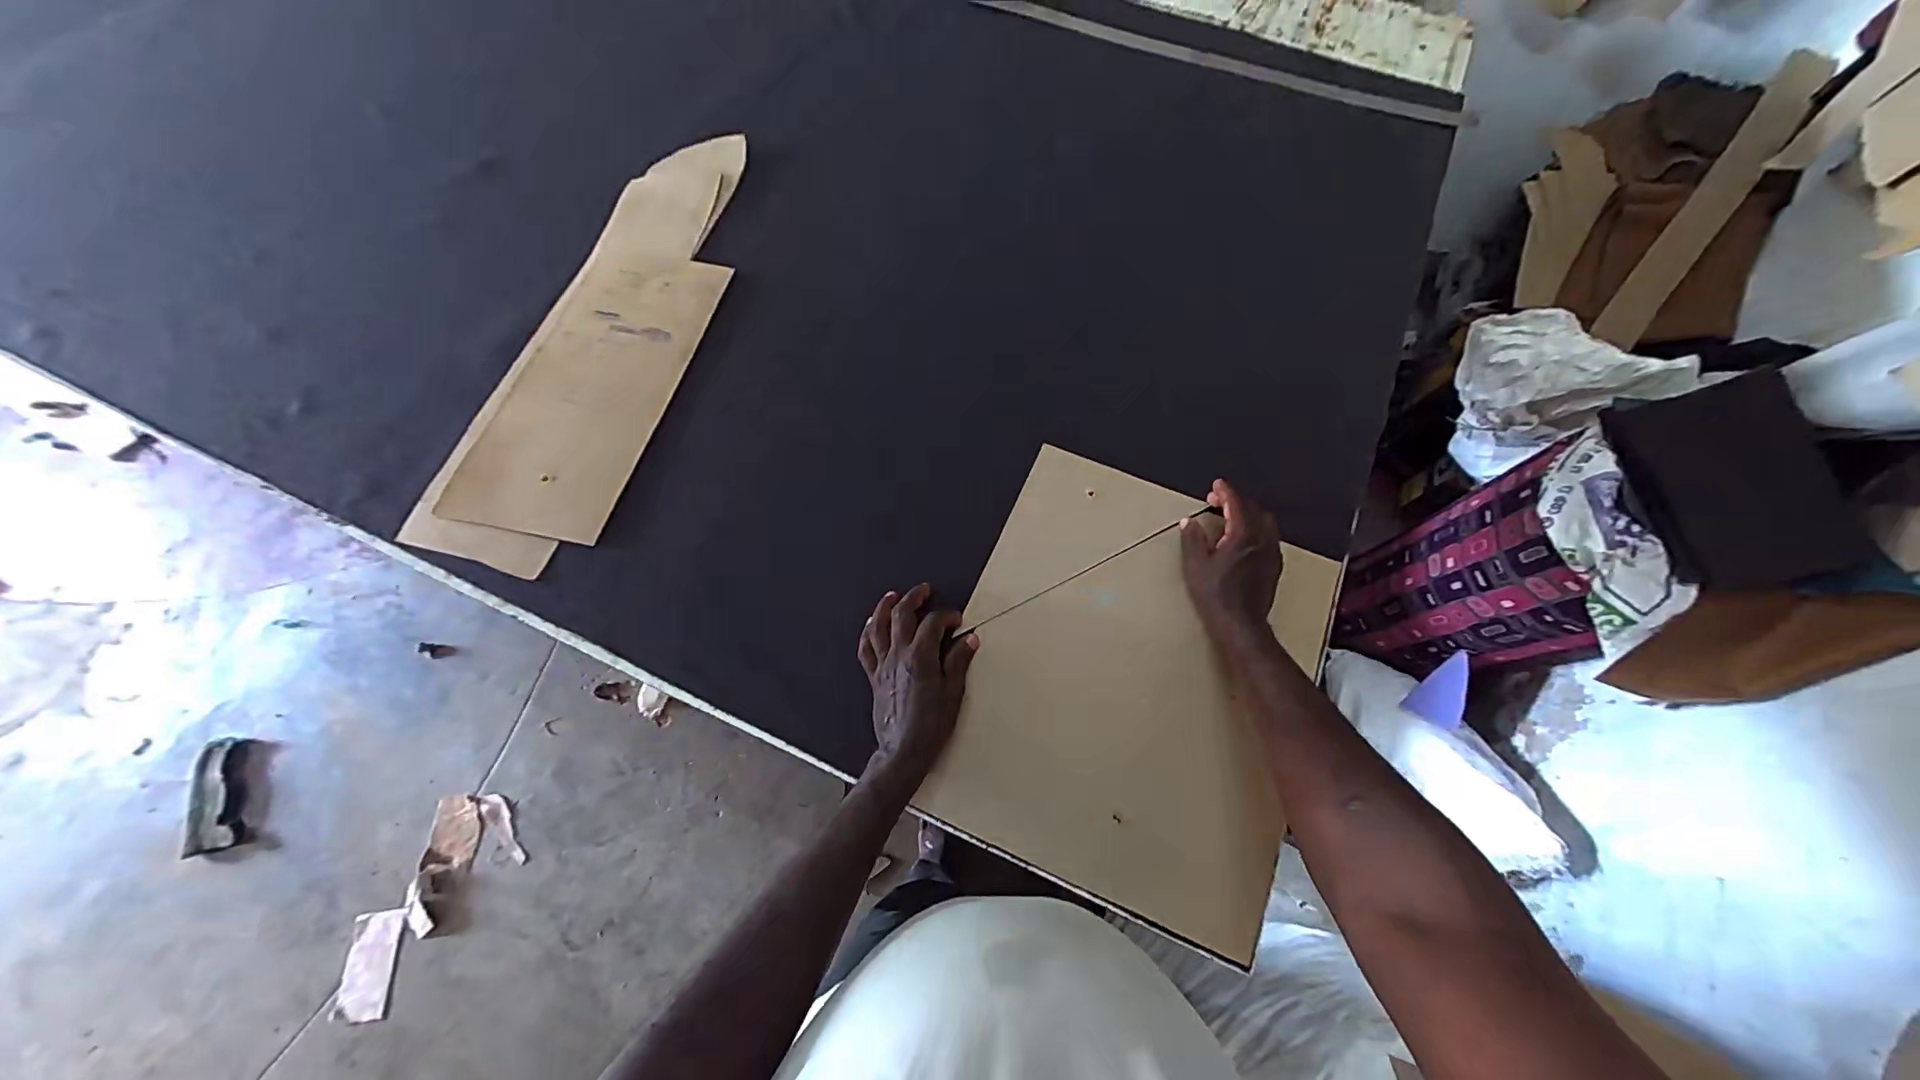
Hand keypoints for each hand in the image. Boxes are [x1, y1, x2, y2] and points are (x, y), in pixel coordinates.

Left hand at [856, 583, 977, 784]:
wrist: (904, 750)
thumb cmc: (930, 726)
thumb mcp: (953, 693)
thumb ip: (959, 662)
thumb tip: (968, 641)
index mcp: (920, 658)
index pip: (932, 623)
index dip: (946, 616)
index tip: (956, 620)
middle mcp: (898, 657)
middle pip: (900, 615)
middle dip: (913, 598)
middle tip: (923, 591)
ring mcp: (883, 666)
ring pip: (877, 627)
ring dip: (884, 608)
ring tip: (892, 596)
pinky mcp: (874, 678)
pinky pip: (866, 649)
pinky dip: (867, 633)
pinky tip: (870, 625)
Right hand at [1179, 479, 1283, 647]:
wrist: (1240, 624)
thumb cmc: (1216, 595)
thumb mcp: (1195, 565)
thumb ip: (1193, 539)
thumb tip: (1190, 522)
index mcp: (1243, 535)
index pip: (1237, 503)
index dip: (1226, 491)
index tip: (1216, 485)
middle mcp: (1263, 540)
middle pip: (1254, 509)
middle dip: (1236, 500)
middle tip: (1218, 500)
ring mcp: (1272, 554)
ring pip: (1265, 523)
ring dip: (1248, 514)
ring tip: (1231, 517)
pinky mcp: (1274, 567)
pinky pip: (1269, 537)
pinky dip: (1256, 529)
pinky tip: (1243, 539)